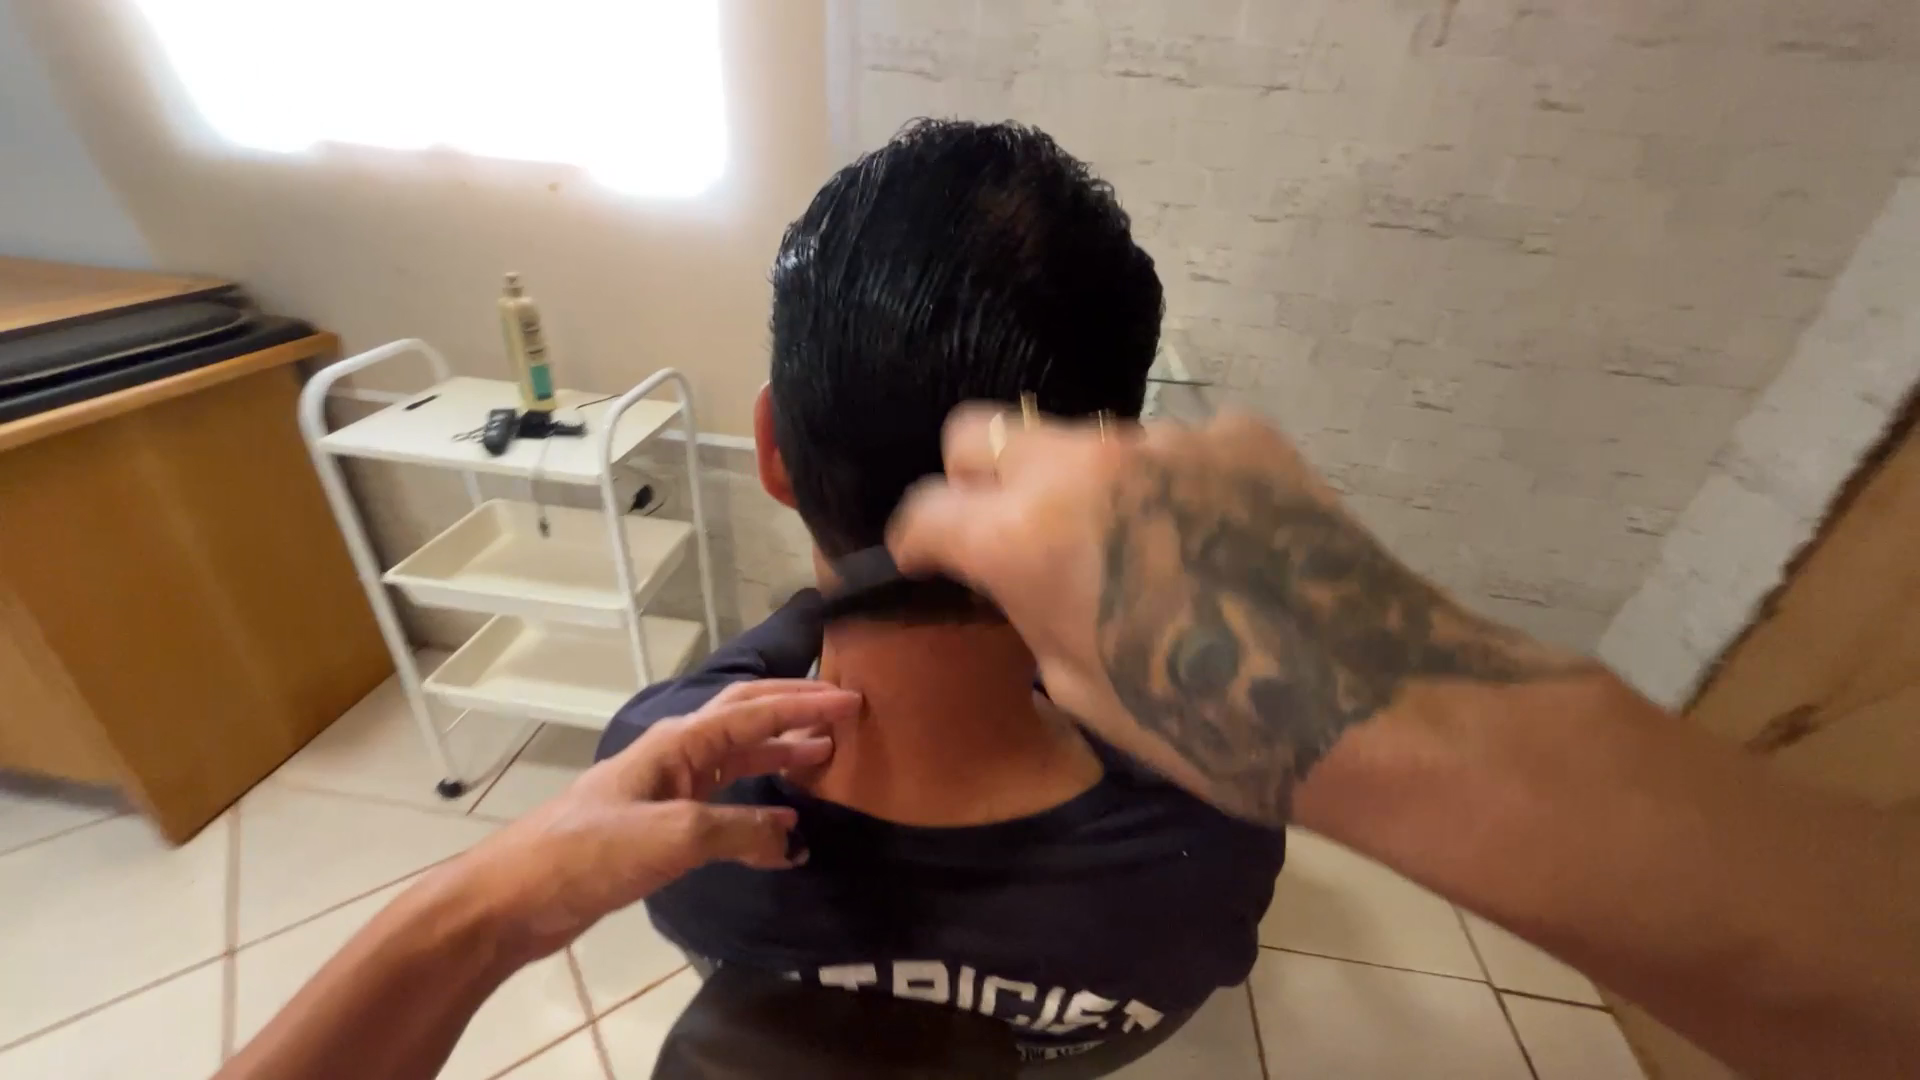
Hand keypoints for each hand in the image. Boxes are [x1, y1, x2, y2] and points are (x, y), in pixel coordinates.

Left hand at [442, 680, 861, 959]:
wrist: (515, 897)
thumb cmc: (591, 851)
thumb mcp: (674, 836)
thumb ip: (741, 831)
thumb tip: (795, 835)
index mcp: (682, 739)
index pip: (758, 711)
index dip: (808, 704)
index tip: (853, 700)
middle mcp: (681, 751)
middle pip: (749, 716)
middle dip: (796, 710)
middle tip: (842, 712)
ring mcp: (671, 784)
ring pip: (740, 755)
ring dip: (781, 751)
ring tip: (824, 754)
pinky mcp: (664, 820)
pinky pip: (726, 798)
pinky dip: (759, 802)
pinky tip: (780, 822)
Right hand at [888, 406, 1579, 824]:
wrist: (1364, 701)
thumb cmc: (1203, 723)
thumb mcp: (1079, 686)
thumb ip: (1027, 609)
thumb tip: (1013, 579)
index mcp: (1025, 535)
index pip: (924, 509)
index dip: (912, 540)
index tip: (923, 561)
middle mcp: (1082, 463)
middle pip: (979, 430)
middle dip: (971, 480)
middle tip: (1002, 530)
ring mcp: (1165, 436)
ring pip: (1081, 440)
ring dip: (1078, 484)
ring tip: (1132, 545)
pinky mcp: (1239, 432)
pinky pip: (1170, 448)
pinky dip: (1164, 485)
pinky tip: (1209, 536)